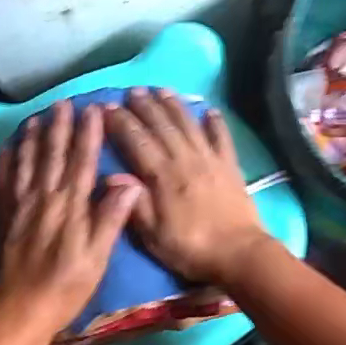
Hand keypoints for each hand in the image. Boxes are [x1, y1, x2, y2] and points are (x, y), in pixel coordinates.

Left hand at [0, 100, 142, 337]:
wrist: (20, 308)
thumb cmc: (66, 286)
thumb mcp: (97, 257)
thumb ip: (110, 218)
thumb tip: (131, 184)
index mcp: (71, 208)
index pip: (82, 163)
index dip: (88, 135)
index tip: (93, 110)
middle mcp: (44, 199)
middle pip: (52, 156)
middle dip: (59, 127)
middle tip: (63, 102)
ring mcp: (20, 206)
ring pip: (26, 163)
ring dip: (32, 138)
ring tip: (37, 116)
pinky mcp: (3, 217)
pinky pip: (2, 182)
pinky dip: (4, 163)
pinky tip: (5, 148)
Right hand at [104, 88, 272, 285]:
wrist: (239, 254)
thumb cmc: (191, 248)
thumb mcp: (154, 235)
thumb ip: (134, 203)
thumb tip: (110, 175)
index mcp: (163, 177)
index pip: (137, 142)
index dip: (121, 123)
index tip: (106, 107)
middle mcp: (185, 160)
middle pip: (162, 127)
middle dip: (145, 106)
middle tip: (131, 91)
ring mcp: (210, 160)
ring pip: (189, 125)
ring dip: (174, 106)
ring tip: (161, 89)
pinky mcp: (230, 167)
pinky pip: (222, 138)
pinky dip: (216, 122)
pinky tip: (209, 110)